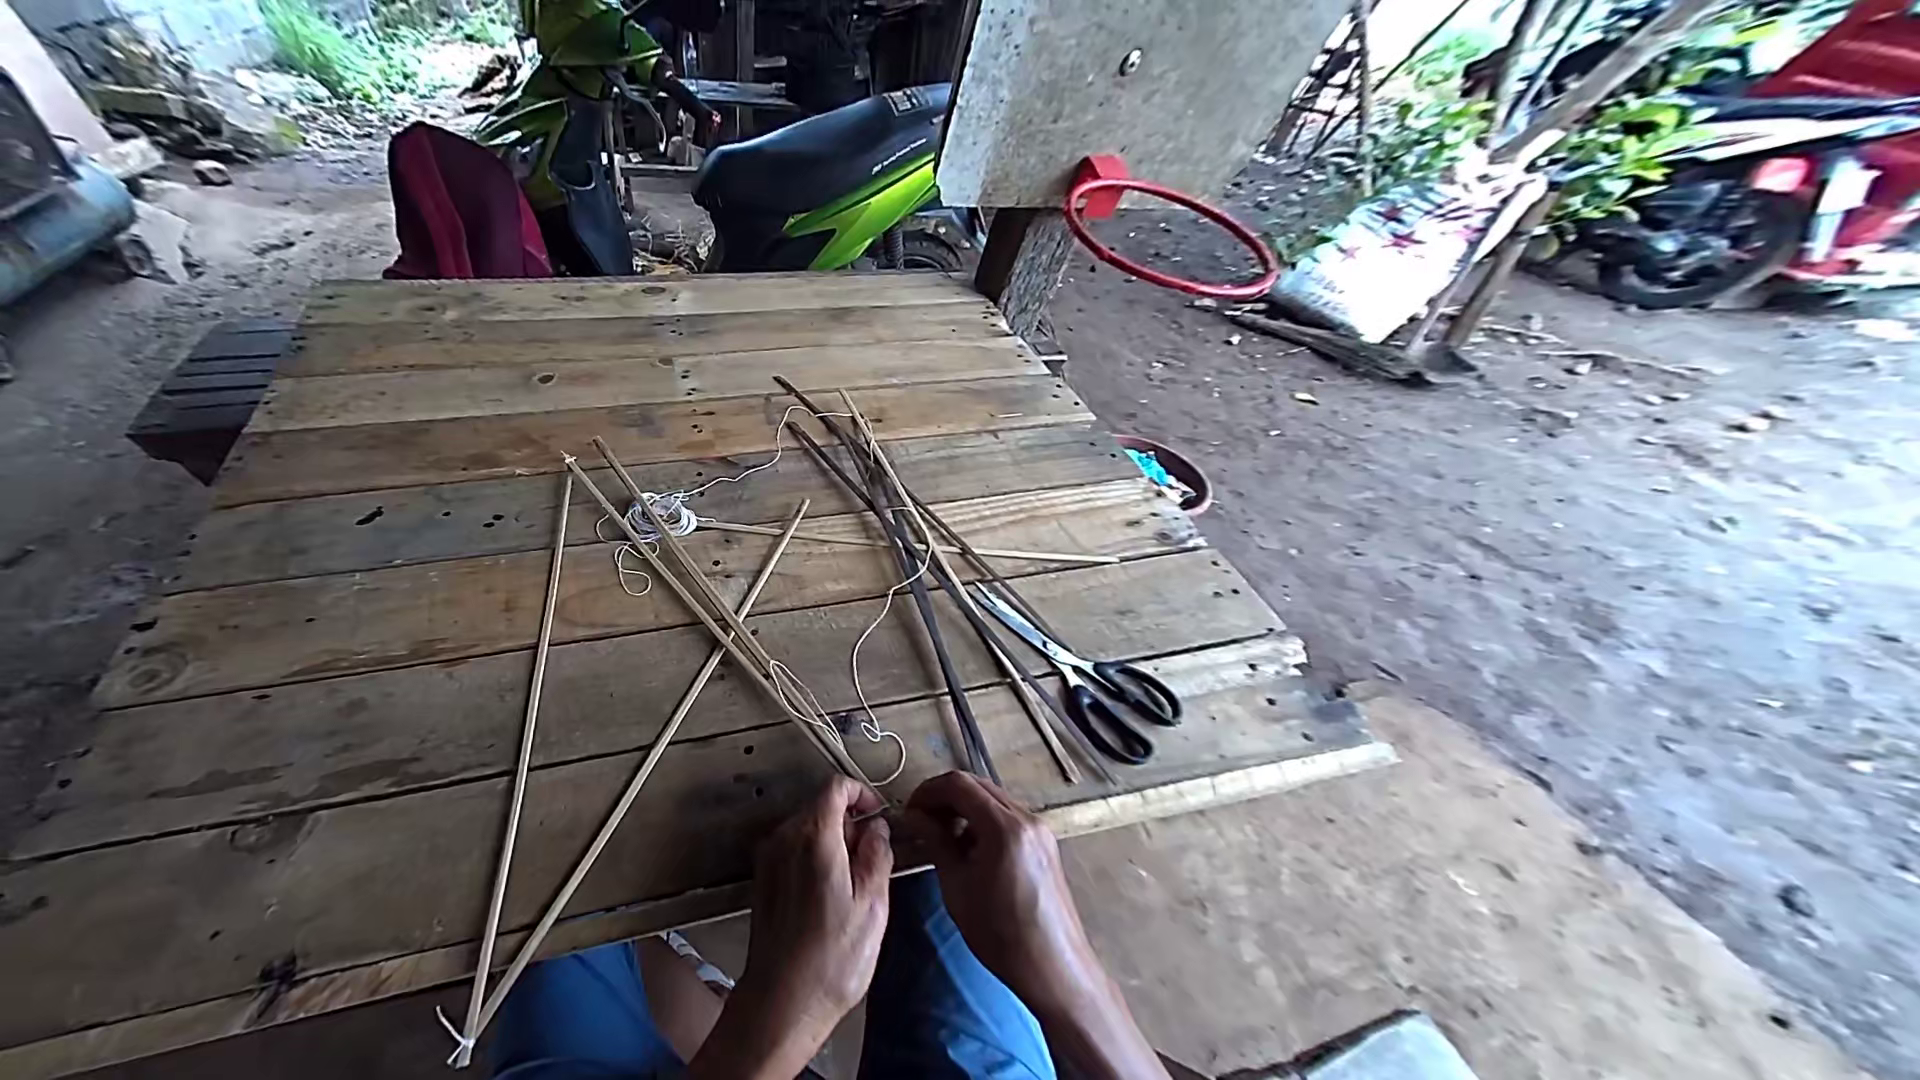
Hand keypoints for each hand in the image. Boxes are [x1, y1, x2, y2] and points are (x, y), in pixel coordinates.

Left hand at [689, 776, 892, 1078]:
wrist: (779, 1007)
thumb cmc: (831, 958)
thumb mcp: (873, 903)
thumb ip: (878, 853)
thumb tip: (877, 828)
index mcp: (814, 837)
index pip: (836, 786)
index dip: (862, 793)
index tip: (879, 815)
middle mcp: (785, 839)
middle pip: (822, 806)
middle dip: (851, 821)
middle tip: (872, 857)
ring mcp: (769, 858)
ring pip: (809, 827)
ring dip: (835, 840)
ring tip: (854, 881)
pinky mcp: (763, 879)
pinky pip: (795, 848)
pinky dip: (816, 855)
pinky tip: (830, 892)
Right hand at [905, 772, 1168, 1079]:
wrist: (1053, 967)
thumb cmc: (1000, 934)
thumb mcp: (957, 887)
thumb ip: (936, 842)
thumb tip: (915, 816)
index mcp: (1005, 827)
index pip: (959, 784)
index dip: (929, 791)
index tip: (910, 810)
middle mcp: (1026, 816)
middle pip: (978, 784)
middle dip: (945, 796)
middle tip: (922, 819)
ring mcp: (1039, 826)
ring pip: (993, 797)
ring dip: (965, 806)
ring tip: (943, 835)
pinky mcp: (1044, 839)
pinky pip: (1008, 813)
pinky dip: (984, 818)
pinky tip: (970, 846)